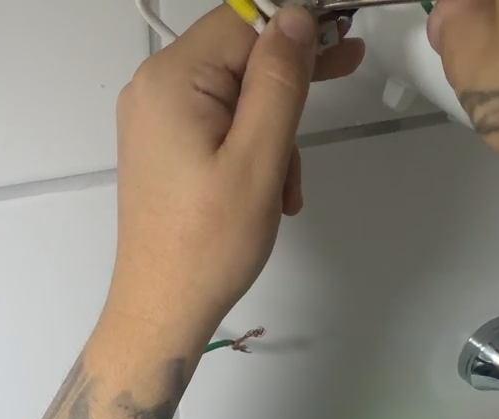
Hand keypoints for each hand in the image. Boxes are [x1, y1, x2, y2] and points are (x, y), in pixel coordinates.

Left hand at [104, 6, 365, 349]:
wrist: (162, 310)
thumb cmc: (206, 248)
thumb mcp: (257, 159)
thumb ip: (279, 82)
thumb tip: (296, 20)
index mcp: (171, 81)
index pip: (243, 24)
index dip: (296, 31)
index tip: (343, 47)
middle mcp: (153, 92)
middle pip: (237, 59)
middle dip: (287, 87)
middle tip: (345, 73)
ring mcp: (154, 126)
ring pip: (232, 101)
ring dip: (272, 136)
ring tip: (286, 191)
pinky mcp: (162, 155)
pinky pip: (216, 132)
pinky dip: (249, 154)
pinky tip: (267, 195)